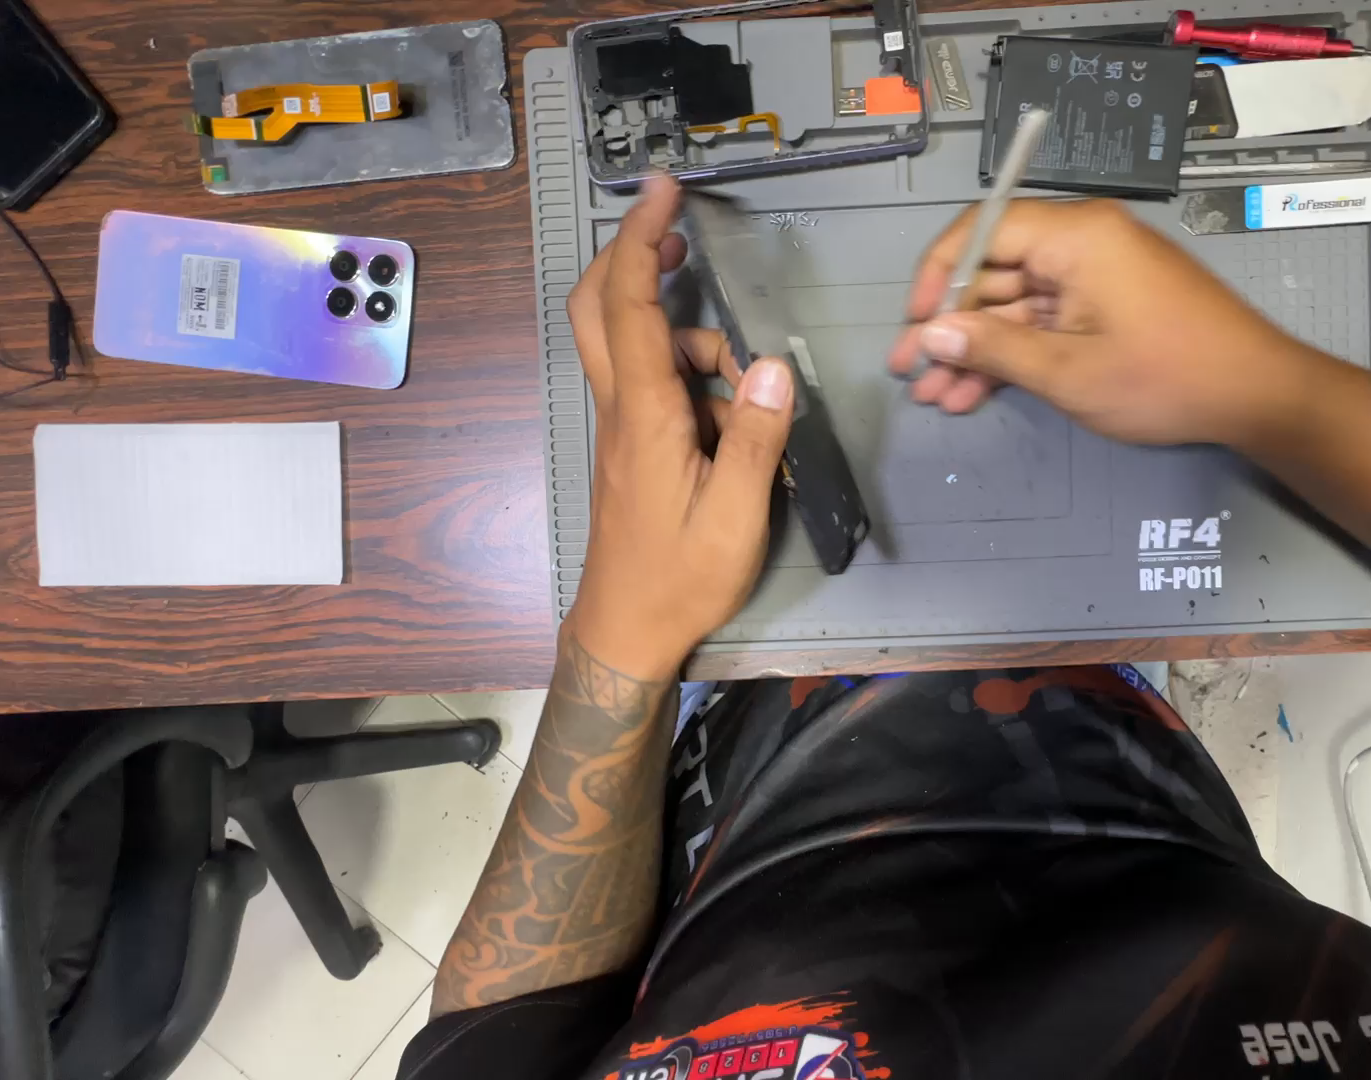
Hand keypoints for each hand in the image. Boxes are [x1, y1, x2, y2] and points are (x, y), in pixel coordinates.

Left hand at [564, 177, 795, 680]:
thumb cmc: (680, 578)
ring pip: (638, 352)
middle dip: (631, 261)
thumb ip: (754, 439)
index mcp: (646, 416)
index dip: (639, 240)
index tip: (661, 193)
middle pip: (599, 310)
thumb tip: (772, 368)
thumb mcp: (735, 515)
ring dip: (688, 343)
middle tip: (678, 246)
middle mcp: (623, 411)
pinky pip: (654, 389)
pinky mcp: (633, 450)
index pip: (628, 307)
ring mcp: (623, 430)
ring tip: (742, 388)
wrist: (626, 630)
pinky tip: (729, 428)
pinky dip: (691, 383)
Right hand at [885, 198, 1322, 446]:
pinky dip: (1007, 358)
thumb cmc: (1164, 378)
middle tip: (911, 373)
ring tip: (934, 396)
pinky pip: (1038, 325)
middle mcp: (1079, 245)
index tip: (914, 323)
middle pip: (992, 273)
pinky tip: (971, 395)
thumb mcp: (1067, 371)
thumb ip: (994, 349)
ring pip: (1010, 307)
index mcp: (1076, 237)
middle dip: (949, 328)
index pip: (984, 230)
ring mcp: (1088, 279)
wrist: (1251, 397)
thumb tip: (930, 333)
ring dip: (972, 352)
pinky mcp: (1097, 309)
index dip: (938, 275)